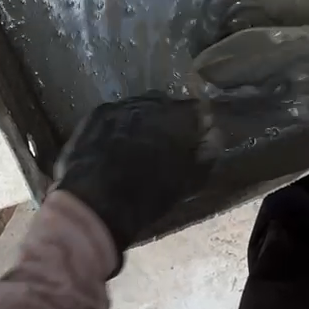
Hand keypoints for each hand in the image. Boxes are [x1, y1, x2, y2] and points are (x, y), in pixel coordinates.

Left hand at [53, 94, 213, 251]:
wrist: (93, 206)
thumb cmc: (145, 196)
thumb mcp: (185, 182)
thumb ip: (205, 155)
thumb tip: (215, 135)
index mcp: (173, 116)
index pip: (192, 109)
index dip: (193, 122)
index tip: (194, 135)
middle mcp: (146, 103)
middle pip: (162, 105)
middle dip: (166, 119)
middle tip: (164, 142)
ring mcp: (117, 106)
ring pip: (136, 108)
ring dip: (141, 121)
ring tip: (137, 145)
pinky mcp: (93, 116)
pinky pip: (113, 115)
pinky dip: (117, 126)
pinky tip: (114, 145)